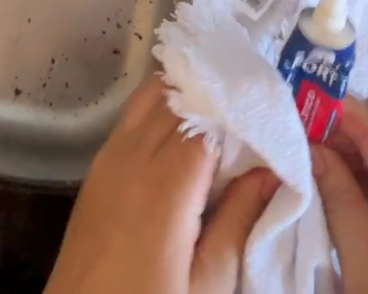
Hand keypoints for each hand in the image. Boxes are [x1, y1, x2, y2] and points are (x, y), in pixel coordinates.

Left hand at [45, 77, 279, 293]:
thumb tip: (271, 172)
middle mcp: (132, 156)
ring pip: (149, 96)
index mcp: (166, 184)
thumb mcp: (206, 286)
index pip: (208, 119)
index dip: (238, 111)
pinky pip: (131, 117)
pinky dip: (159, 107)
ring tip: (219, 110)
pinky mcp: (96, 169)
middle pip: (177, 98)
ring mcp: (108, 158)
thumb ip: (238, 223)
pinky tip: (182, 126)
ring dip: (184, 93)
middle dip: (214, 95)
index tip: (269, 115)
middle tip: (251, 106)